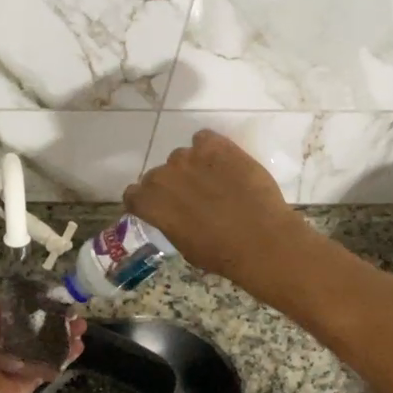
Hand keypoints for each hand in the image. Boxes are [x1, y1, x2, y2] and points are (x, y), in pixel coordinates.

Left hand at [0, 281, 84, 392]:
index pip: (1, 315)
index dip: (19, 303)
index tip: (42, 291)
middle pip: (25, 330)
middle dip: (45, 319)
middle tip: (69, 308)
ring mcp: (14, 368)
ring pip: (40, 347)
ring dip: (59, 336)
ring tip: (80, 324)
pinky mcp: (26, 385)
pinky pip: (46, 368)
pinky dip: (62, 358)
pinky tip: (79, 347)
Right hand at [125, 129, 305, 295]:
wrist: (259, 239)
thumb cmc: (218, 253)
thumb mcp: (182, 245)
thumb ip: (170, 222)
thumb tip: (175, 214)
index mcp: (149, 203)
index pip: (133, 194)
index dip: (145, 200)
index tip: (160, 207)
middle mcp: (162, 175)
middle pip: (157, 175)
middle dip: (170, 185)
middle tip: (191, 199)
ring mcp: (189, 157)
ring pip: (181, 157)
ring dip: (190, 168)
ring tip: (213, 182)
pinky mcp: (216, 146)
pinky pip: (203, 139)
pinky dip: (209, 149)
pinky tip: (223, 164)